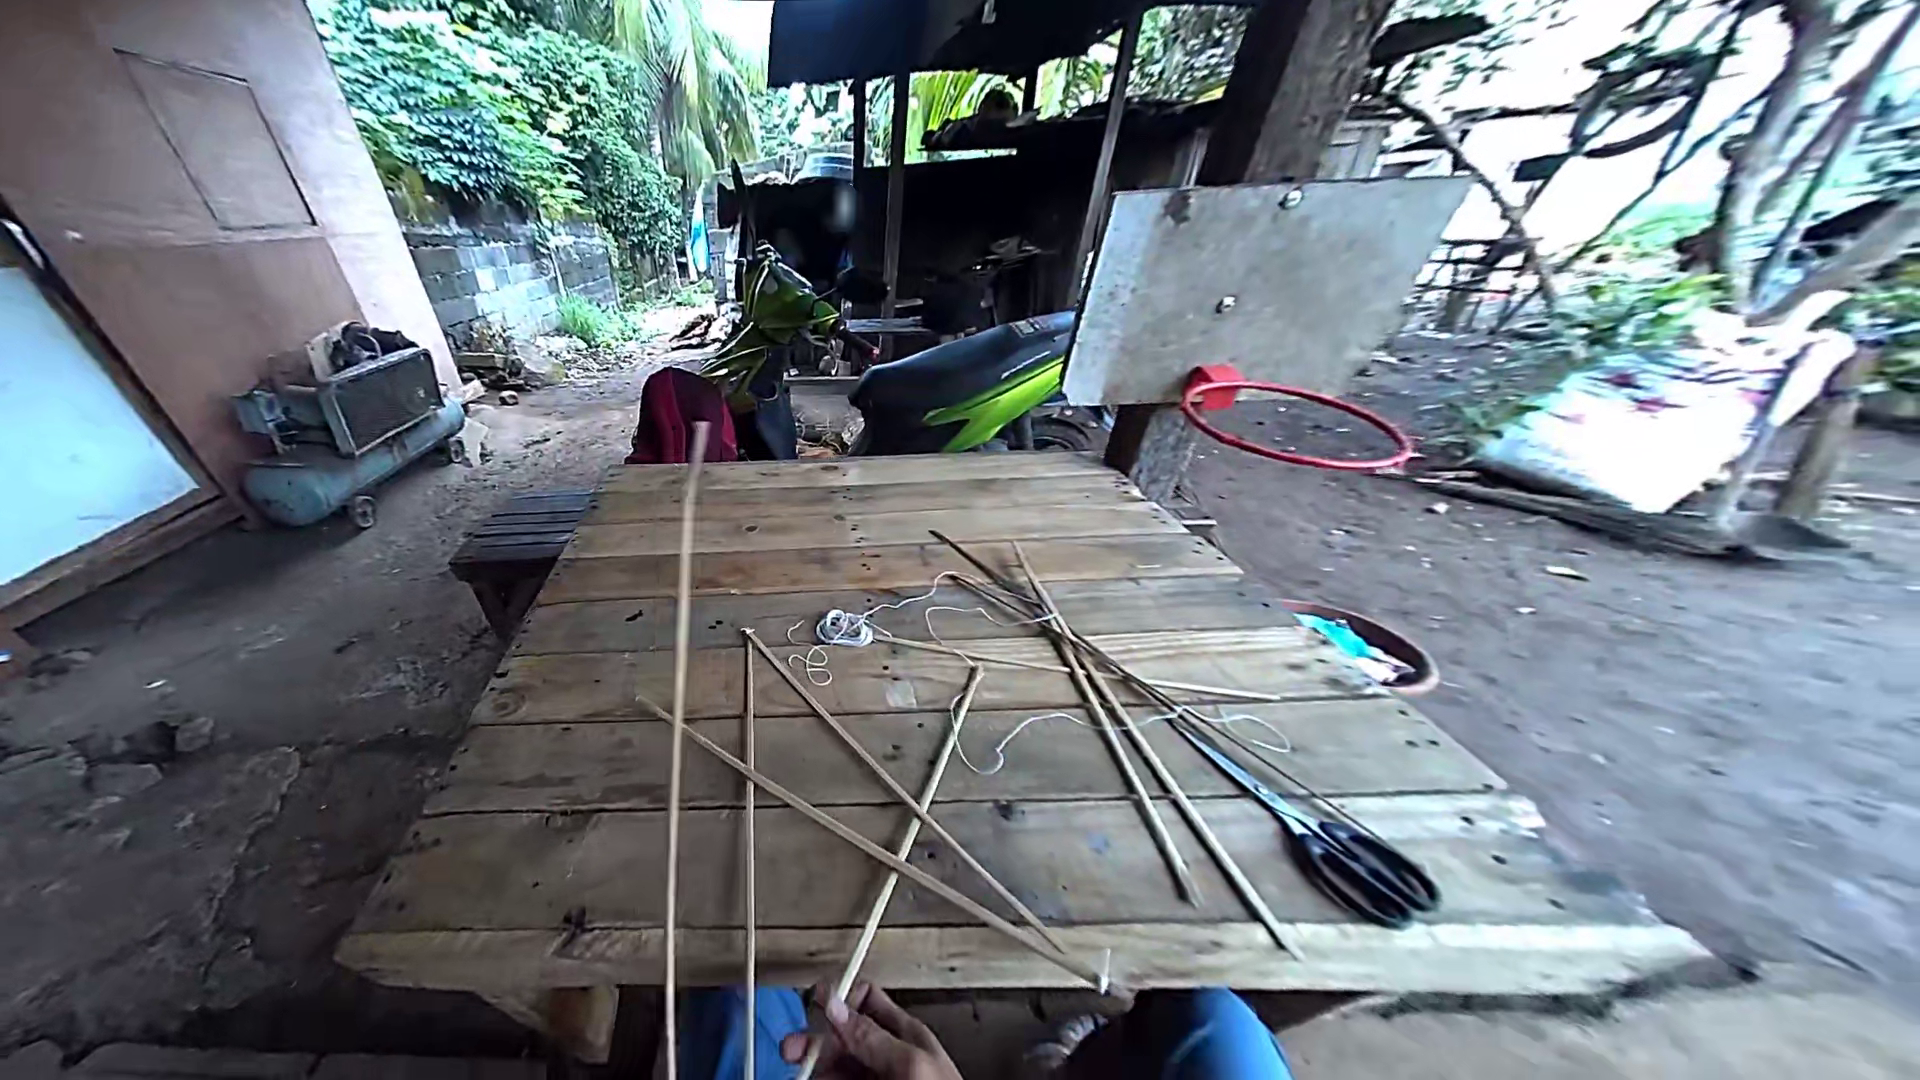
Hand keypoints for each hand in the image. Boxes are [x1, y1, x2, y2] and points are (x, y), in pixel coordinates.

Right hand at [780, 981, 961, 1079]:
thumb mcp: (910, 1064)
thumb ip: (873, 1037)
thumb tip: (838, 1006)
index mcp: (904, 1035)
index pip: (867, 1001)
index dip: (842, 999)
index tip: (815, 1003)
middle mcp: (888, 1059)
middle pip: (844, 1041)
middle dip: (817, 1042)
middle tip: (791, 1050)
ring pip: (837, 1071)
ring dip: (817, 1070)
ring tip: (800, 1074)